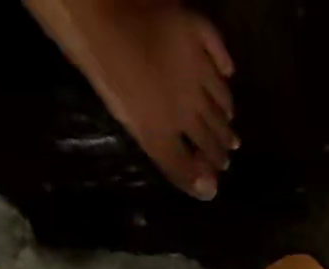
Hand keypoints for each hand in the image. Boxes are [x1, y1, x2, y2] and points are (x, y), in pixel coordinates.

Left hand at [75, 4, 236, 199]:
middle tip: (231, 146)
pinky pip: (215, 46)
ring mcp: (196, 62)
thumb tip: (211, 191)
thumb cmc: (107, 74)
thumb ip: (177, 165)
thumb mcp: (143, 131)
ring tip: (230, 115)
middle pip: (215, 123)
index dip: (214, 161)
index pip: (205, 150)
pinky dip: (224, 61)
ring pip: (220, 92)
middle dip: (223, 138)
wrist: (97, 15)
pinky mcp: (192, 28)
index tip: (222, 167)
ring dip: (226, 107)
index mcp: (180, 123)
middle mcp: (195, 98)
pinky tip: (228, 71)